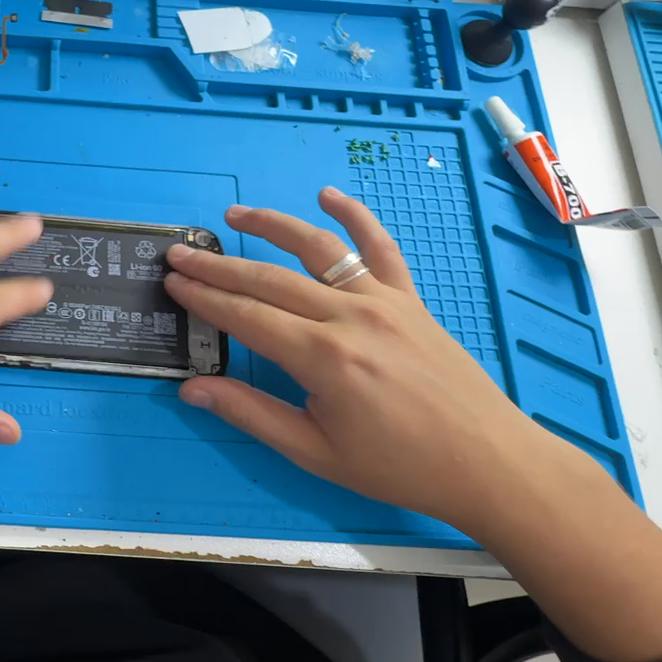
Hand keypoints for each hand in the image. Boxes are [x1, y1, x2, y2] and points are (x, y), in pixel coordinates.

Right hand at [162, 188, 598, 531]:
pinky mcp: (410, 298)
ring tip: (232, 216)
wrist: (488, 462)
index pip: (246, 317)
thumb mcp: (314, 452)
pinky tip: (329, 195)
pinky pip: (379, 247)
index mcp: (322, 358)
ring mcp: (383, 300)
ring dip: (271, 227)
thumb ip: (250, 414)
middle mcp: (349, 317)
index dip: (204, 299)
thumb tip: (192, 389)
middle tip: (180, 254)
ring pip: (316, 250)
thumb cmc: (397, 466)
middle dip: (217, 267)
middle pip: (269, 280)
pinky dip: (355, 216)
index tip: (173, 283)